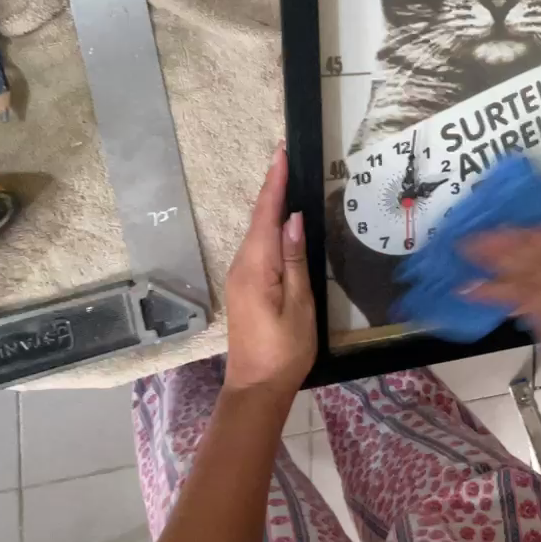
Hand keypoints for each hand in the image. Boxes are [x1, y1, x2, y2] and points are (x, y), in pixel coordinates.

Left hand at [223, 145, 315, 396]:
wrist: (257, 389)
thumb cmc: (285, 349)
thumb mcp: (300, 303)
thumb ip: (295, 259)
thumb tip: (294, 219)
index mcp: (256, 267)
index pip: (266, 215)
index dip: (274, 183)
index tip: (280, 152)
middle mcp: (242, 266)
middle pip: (258, 218)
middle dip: (272, 186)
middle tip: (286, 156)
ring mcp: (241, 276)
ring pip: (257, 231)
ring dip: (271, 204)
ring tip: (287, 177)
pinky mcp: (245, 286)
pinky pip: (258, 246)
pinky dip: (269, 225)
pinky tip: (282, 218)